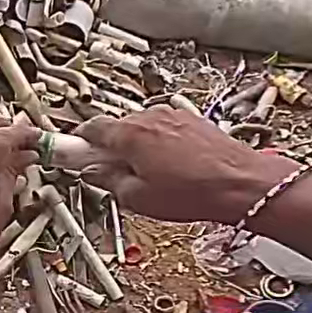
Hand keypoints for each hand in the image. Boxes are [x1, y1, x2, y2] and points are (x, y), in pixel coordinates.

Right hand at [76, 108, 296, 223]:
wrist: (242, 184)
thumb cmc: (193, 193)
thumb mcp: (137, 198)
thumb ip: (107, 181)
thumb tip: (91, 172)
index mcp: (129, 134)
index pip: (90, 128)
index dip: (76, 141)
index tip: (69, 152)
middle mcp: (148, 116)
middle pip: (114, 127)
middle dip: (107, 147)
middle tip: (109, 172)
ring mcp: (171, 114)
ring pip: (138, 127)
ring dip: (134, 145)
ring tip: (146, 174)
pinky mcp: (189, 118)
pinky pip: (160, 127)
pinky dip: (155, 142)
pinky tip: (167, 166)